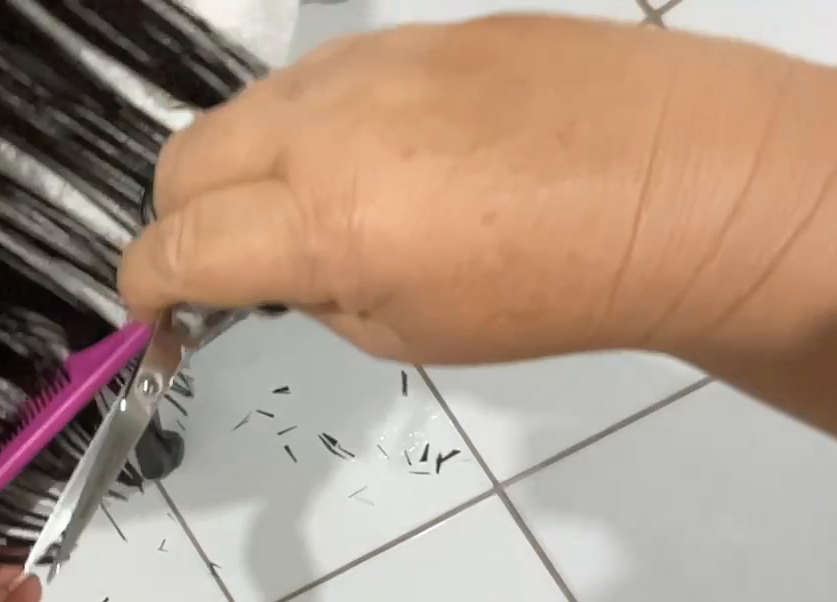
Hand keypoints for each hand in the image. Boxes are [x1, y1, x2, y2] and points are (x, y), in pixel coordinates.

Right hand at [120, 16, 836, 363]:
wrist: (692, 187)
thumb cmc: (543, 295)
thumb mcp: (393, 333)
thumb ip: (302, 294)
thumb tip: (257, 274)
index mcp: (323, 224)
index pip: (173, 248)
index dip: (145, 291)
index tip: (157, 317)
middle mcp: (322, 129)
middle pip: (177, 166)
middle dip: (175, 227)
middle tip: (221, 270)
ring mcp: (363, 66)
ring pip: (231, 119)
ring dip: (229, 179)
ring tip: (292, 219)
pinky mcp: (405, 34)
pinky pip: (300, 89)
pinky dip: (288, 139)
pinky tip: (349, 168)